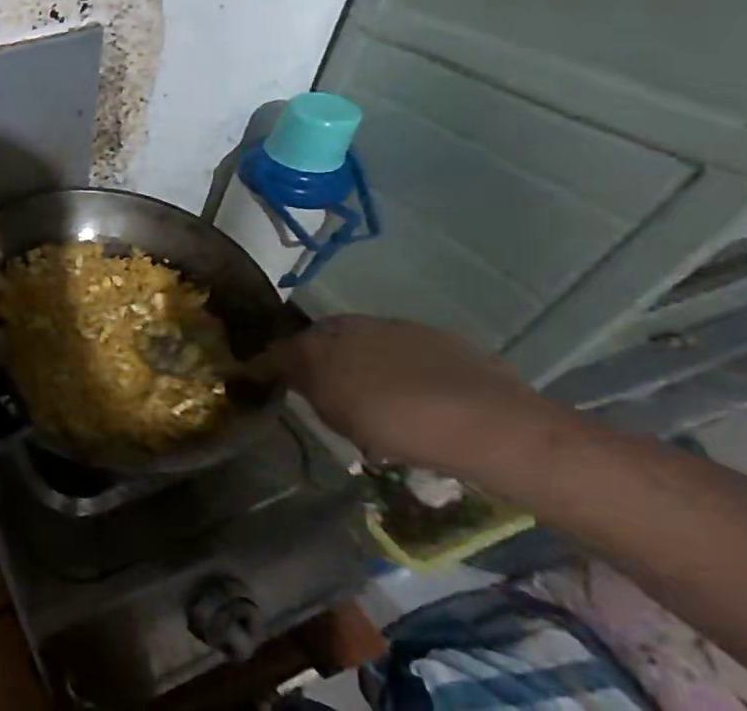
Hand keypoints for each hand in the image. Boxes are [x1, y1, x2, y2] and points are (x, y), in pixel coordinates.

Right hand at [275, 315, 557, 475]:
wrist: (483, 422)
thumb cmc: (395, 421)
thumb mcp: (336, 410)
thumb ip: (305, 382)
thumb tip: (282, 366)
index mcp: (332, 335)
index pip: (289, 345)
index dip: (274, 363)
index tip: (263, 379)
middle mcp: (364, 323)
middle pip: (327, 340)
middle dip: (317, 360)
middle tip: (317, 393)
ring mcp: (407, 331)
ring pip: (367, 345)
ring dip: (358, 365)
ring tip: (364, 401)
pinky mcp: (444, 344)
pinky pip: (404, 357)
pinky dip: (395, 373)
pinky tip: (408, 400)